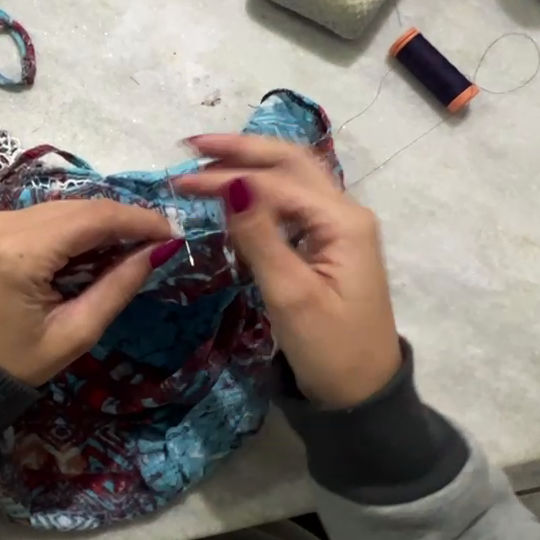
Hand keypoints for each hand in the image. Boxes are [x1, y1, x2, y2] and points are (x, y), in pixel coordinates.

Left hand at [0, 200, 179, 384]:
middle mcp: (5, 224)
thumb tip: (160, 249)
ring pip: (67, 208)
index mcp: (21, 253)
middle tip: (161, 239)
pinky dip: (79, 228)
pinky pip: (50, 216)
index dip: (138, 220)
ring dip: (103, 223)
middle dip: (124, 220)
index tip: (174, 230)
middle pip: (81, 207)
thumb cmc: (21, 360)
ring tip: (137, 244)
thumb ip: (118, 286)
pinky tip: (101, 246)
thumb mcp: (77, 331)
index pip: (93, 219)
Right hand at [174, 134, 401, 408]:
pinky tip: (234, 193)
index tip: (177, 183)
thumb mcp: (290, 295)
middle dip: (241, 150)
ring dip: (251, 164)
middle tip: (191, 146)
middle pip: (291, 162)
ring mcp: (338, 229)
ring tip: (206, 161)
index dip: (225, 176)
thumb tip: (230, 185)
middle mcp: (344, 213)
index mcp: (341, 221)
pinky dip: (259, 190)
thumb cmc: (328, 349)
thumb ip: (260, 237)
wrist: (362, 393)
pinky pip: (291, 204)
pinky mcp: (327, 246)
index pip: (275, 182)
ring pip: (292, 179)